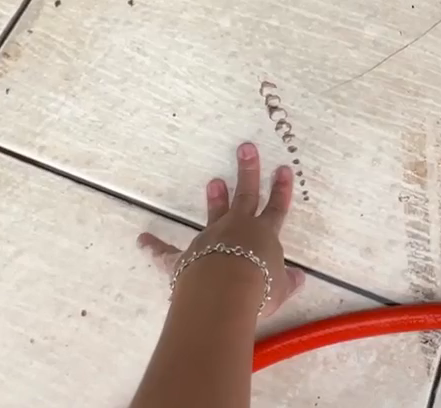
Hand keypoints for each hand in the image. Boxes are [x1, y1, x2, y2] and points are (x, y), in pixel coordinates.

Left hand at [137, 142, 306, 319]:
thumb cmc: (257, 289)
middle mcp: (238, 229)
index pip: (276, 208)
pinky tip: (142, 239)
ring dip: (216, 198)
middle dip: (248, 171)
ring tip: (214, 181)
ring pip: (215, 213)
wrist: (223, 293)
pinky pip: (167, 252)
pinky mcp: (185, 258)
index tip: (282, 169)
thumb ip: (286, 282)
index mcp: (263, 235)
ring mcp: (211, 239)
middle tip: (246, 148)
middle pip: (246, 196)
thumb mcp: (278, 289)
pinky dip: (155, 246)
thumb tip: (298, 278)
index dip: (281, 189)